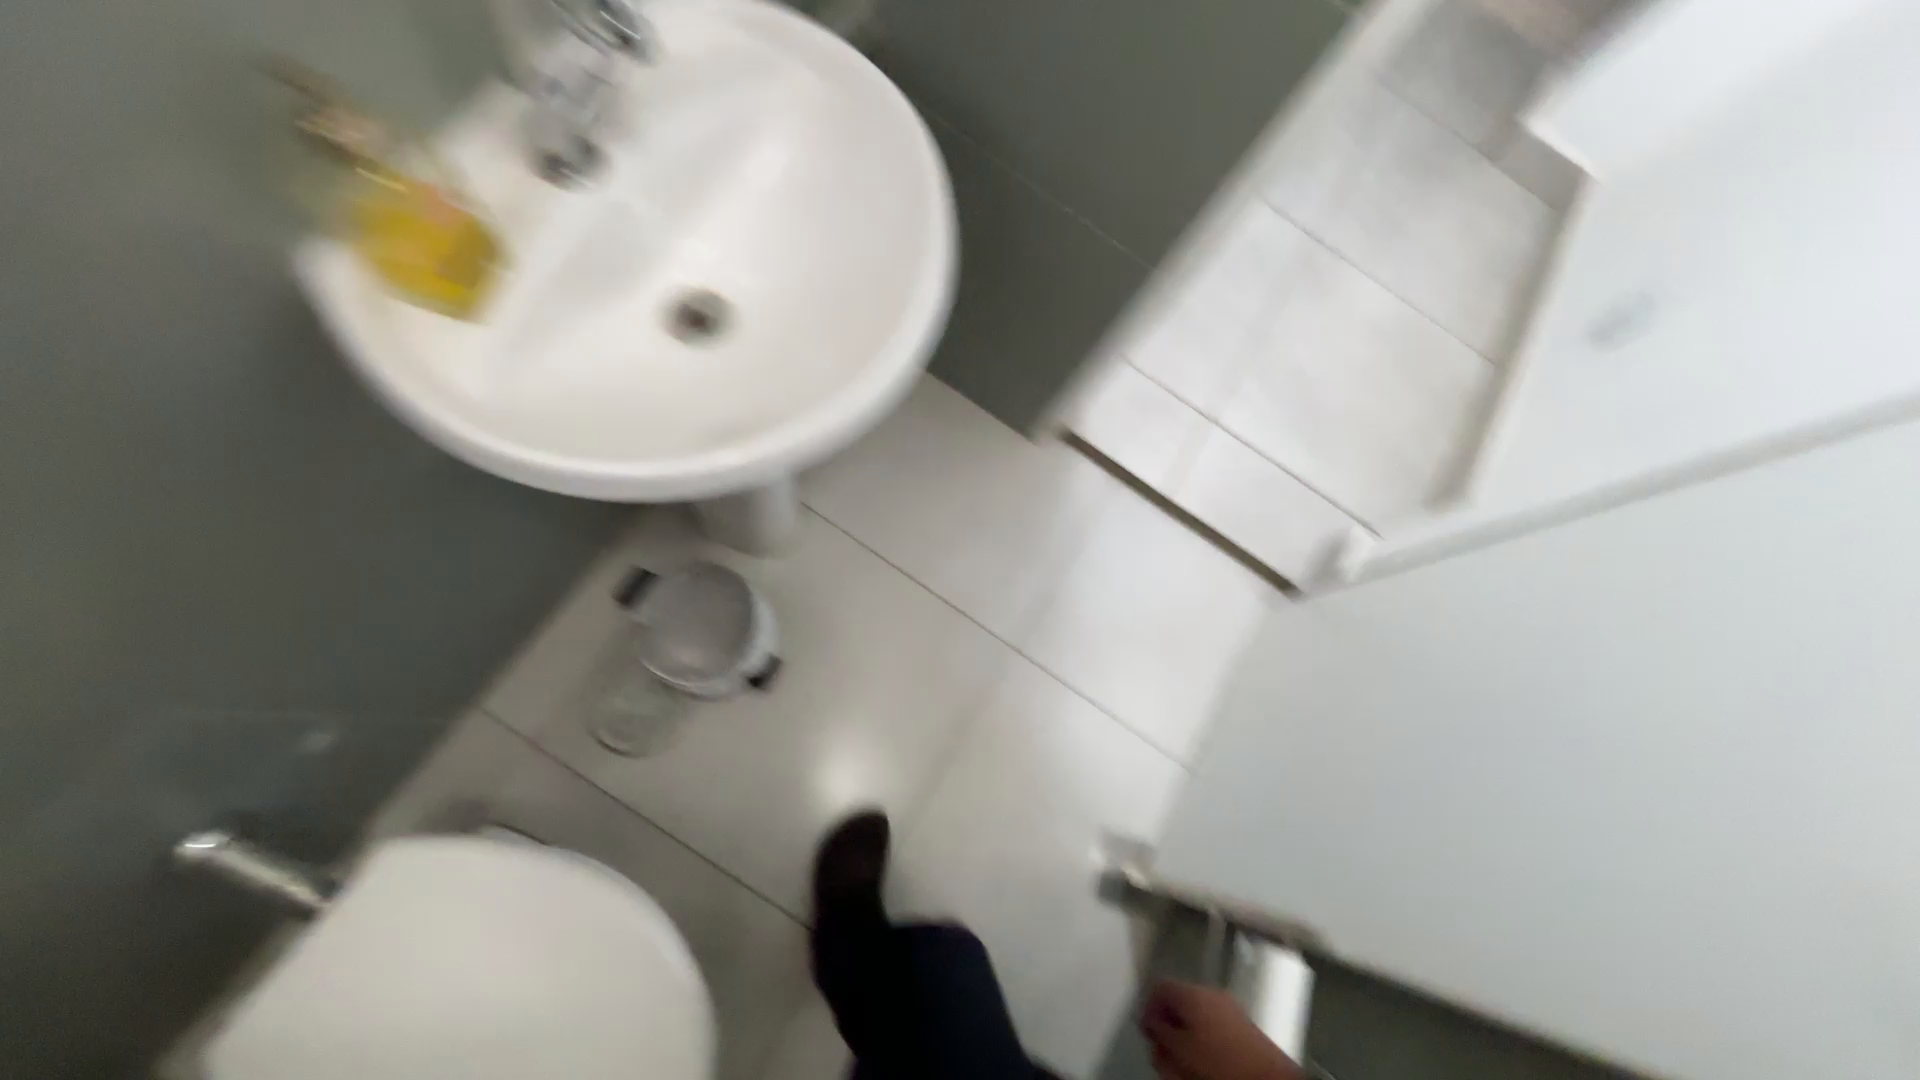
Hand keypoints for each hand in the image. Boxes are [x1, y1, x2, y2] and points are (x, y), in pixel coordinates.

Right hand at [1140, 980, 1303, 1079]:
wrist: (1269, 1077)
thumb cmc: (1219, 1062)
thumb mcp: (1180, 1051)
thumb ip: (1159, 1032)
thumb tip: (1150, 1019)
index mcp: (1192, 993)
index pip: (1159, 986)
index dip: (1148, 1008)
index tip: (1148, 1033)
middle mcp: (1210, 992)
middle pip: (1178, 1001)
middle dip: (1167, 1025)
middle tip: (1164, 1051)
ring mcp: (1228, 1006)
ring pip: (1195, 1015)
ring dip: (1185, 1035)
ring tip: (1183, 1060)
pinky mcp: (1241, 1023)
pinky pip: (1212, 1024)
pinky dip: (1202, 1039)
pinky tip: (1204, 1060)